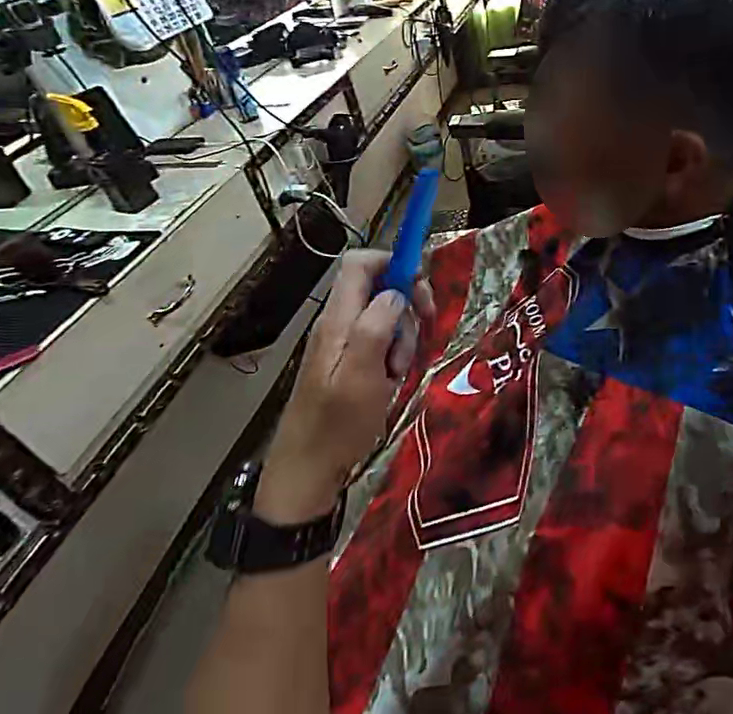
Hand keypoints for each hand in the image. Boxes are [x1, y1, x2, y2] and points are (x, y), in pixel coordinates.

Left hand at [256, 250, 431, 521]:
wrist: (307, 472)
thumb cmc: (337, 425)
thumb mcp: (362, 375)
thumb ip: (376, 326)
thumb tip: (396, 292)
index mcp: (338, 320)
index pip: (360, 263)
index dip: (393, 261)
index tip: (420, 285)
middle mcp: (339, 323)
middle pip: (379, 286)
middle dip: (408, 302)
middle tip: (426, 326)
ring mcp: (344, 343)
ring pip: (385, 315)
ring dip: (404, 334)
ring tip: (399, 368)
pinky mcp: (350, 363)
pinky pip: (381, 341)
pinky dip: (396, 353)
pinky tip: (393, 377)